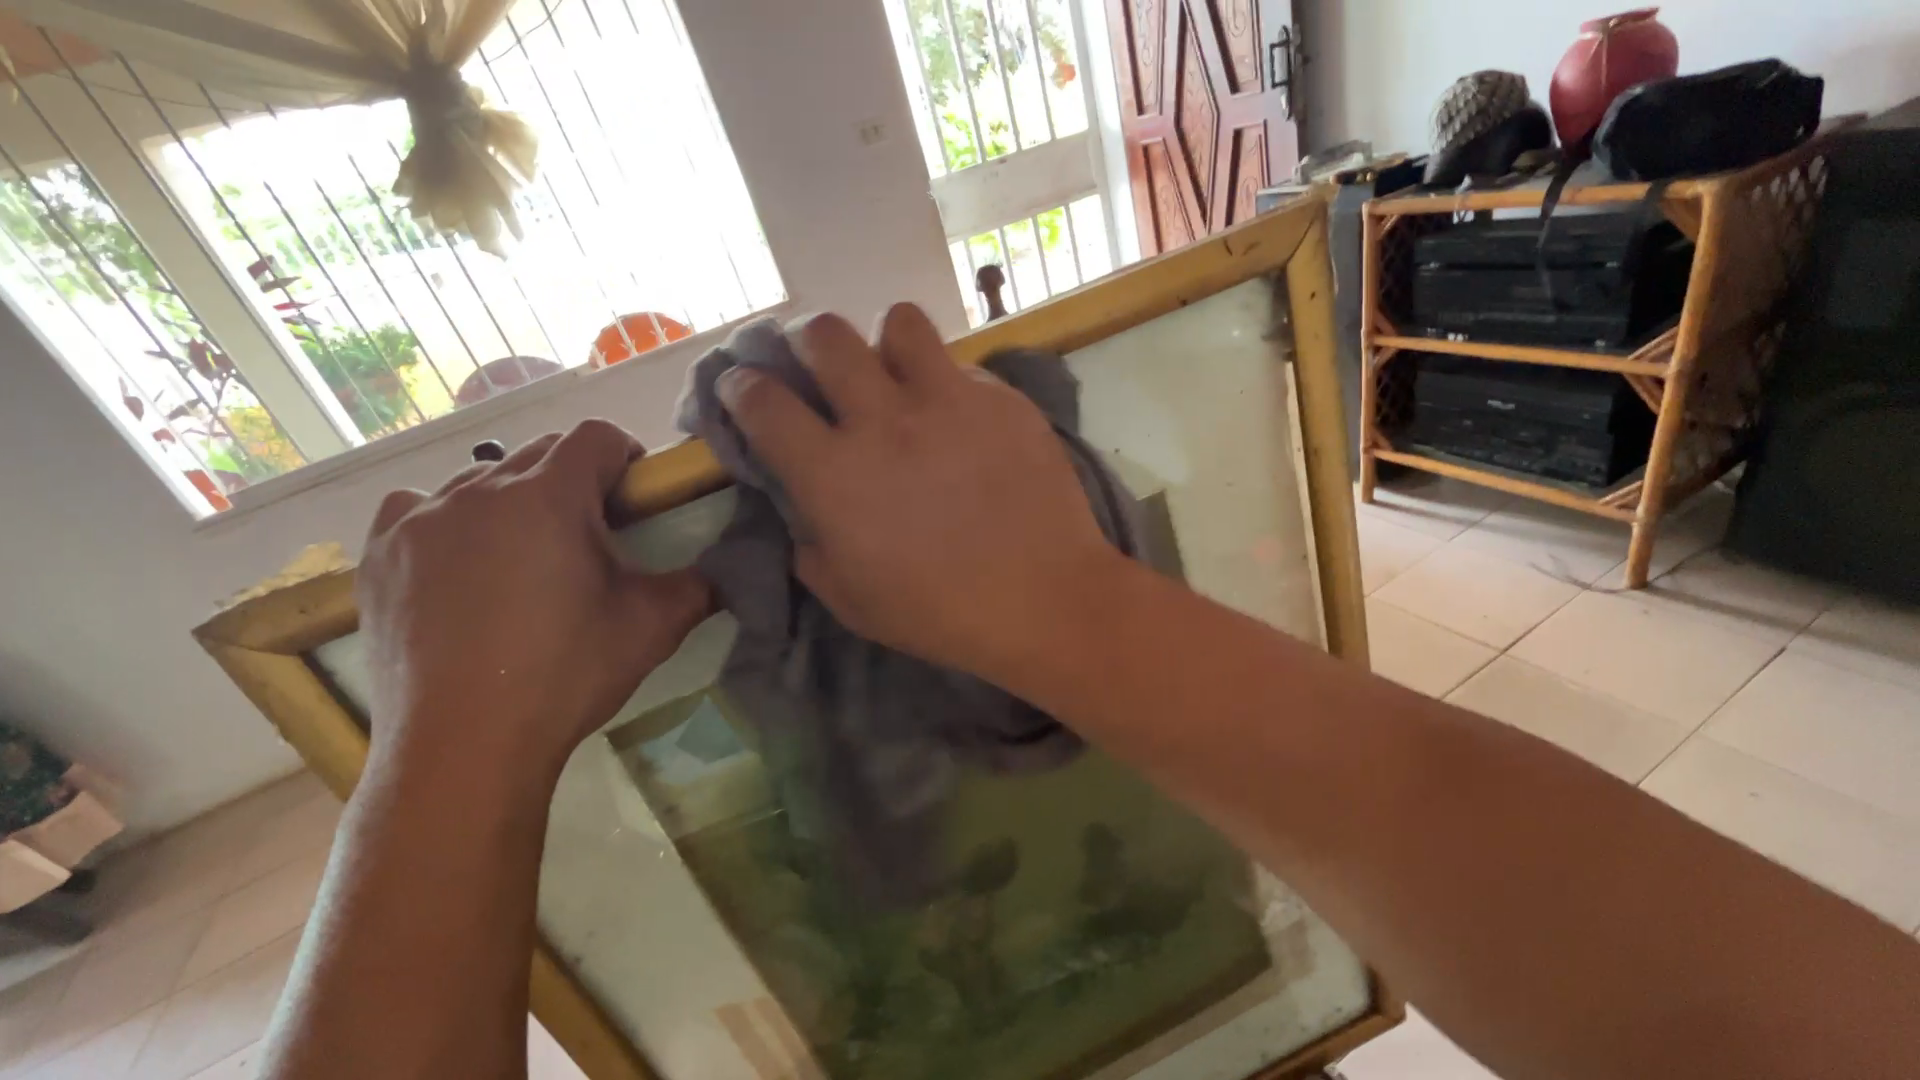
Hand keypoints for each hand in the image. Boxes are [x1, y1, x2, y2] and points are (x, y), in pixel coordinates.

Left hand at [357, 420, 713, 779]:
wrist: (466, 744)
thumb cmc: (566, 674)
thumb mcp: (652, 626)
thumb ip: (700, 584)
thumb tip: (726, 570)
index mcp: (549, 494)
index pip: (597, 436)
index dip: (627, 459)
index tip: (635, 504)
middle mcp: (479, 489)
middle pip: (541, 452)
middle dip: (574, 479)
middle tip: (591, 538)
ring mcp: (421, 519)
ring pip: (480, 479)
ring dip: (513, 500)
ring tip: (525, 557)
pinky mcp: (381, 555)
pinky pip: (417, 509)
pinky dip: (446, 521)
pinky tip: (459, 563)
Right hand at [717, 304, 1126, 679]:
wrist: (1043, 599)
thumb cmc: (939, 612)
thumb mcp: (849, 599)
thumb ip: (810, 546)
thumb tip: (803, 509)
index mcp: (832, 472)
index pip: (762, 400)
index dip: (741, 386)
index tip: (744, 388)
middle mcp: (883, 419)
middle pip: (824, 335)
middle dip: (806, 342)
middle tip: (818, 365)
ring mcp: (947, 400)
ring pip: (898, 322)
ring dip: (883, 342)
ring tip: (894, 371)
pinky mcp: (1001, 398)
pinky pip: (960, 363)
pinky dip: (945, 379)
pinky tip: (959, 416)